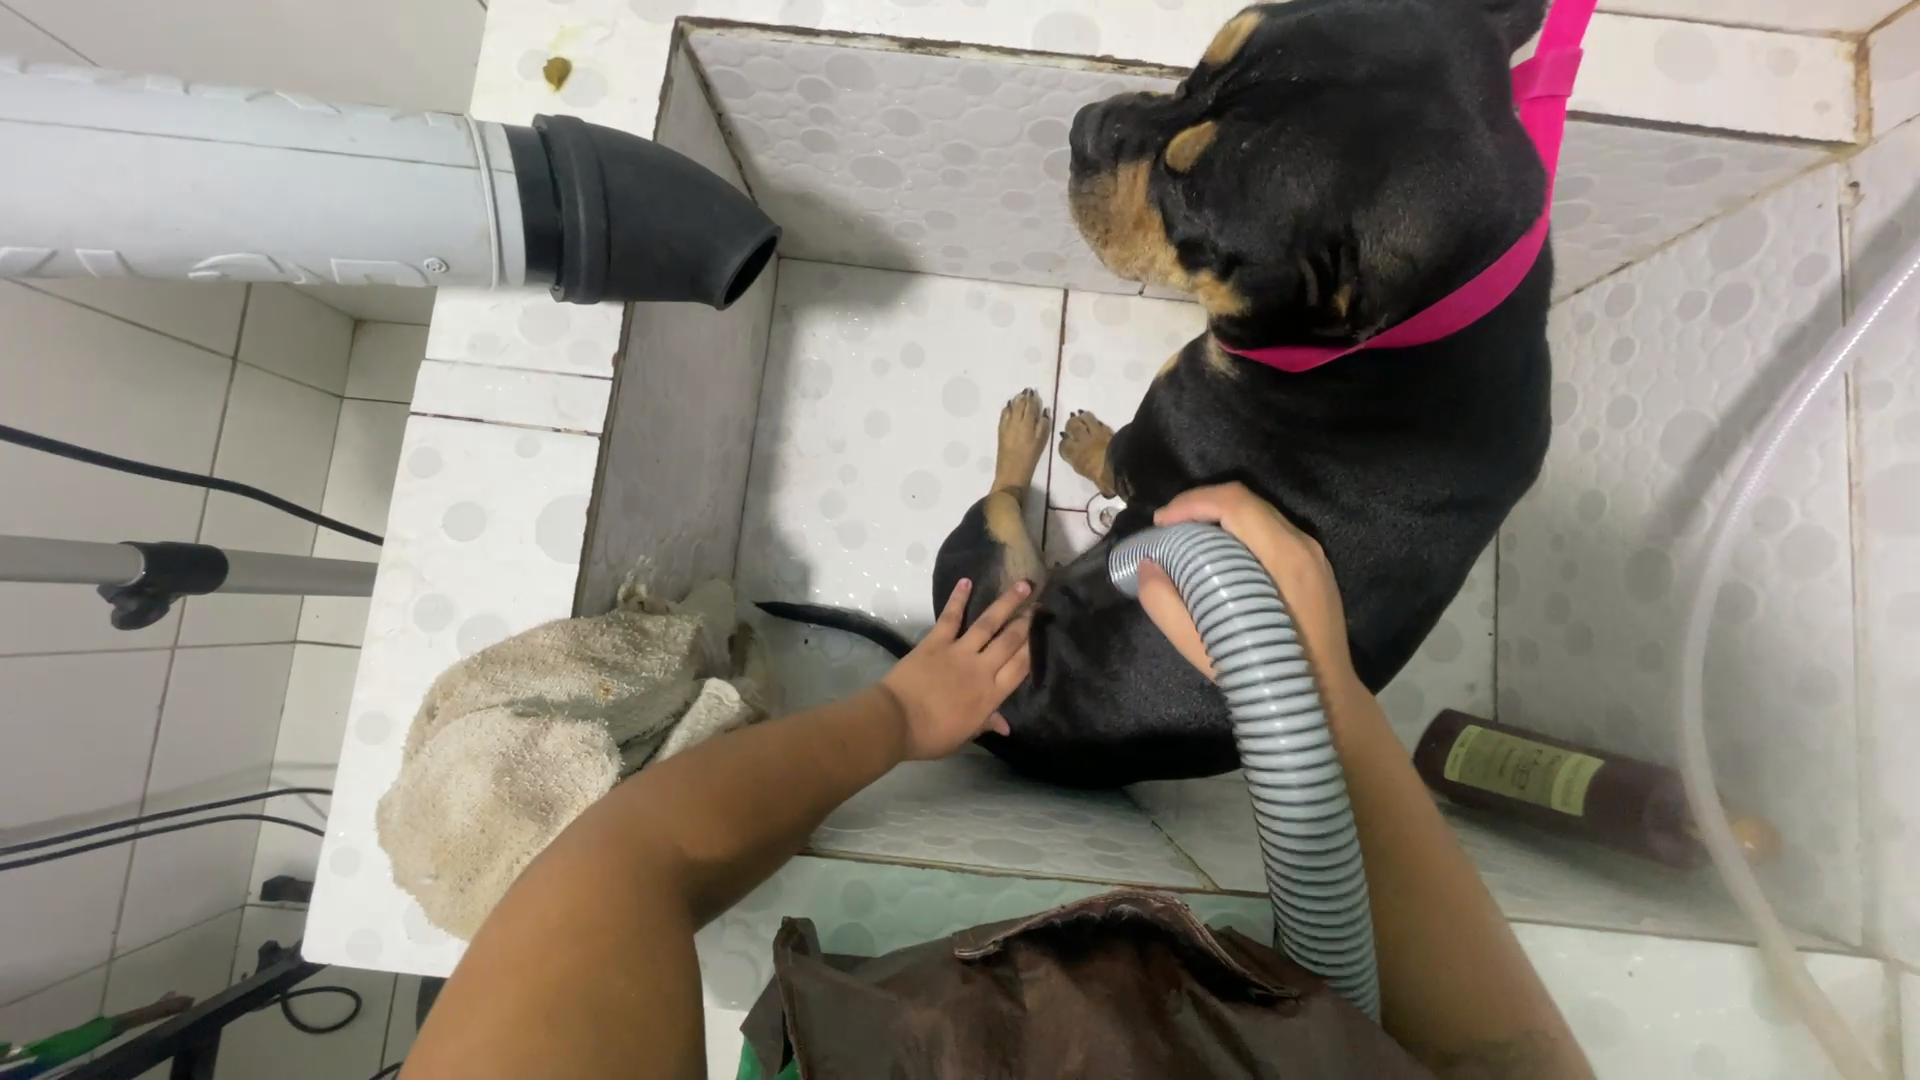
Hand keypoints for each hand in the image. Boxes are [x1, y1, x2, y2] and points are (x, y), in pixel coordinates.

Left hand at [879, 579, 1033, 759]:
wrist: (895, 721)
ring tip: (1022, 585)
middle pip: (1010, 641)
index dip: (1034, 647)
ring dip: (1006, 603)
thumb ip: (985, 723)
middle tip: (1040, 603)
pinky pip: (950, 617)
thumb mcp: (964, 735)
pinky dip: (958, 598)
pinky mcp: (936, 642)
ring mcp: (958, 652)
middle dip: (1027, 621)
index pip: (1020, 667)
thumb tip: (1006, 726)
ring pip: (988, 623)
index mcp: (990, 695)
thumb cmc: (931, 735)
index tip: (1045, 630)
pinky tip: (967, 581)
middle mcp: (980, 669)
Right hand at [1136, 483, 1355, 686]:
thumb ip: (1167, 606)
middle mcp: (1303, 546)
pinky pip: (1270, 531)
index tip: (1159, 523)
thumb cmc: (1263, 674)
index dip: (1191, 502)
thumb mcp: (1202, 648)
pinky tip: (1217, 555)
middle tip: (1166, 527)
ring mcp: (1312, 555)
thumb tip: (1147, 568)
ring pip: (1259, 513)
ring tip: (1186, 537)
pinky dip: (1237, 531)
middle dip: (1199, 505)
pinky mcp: (1313, 566)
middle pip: (1246, 501)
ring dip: (1217, 516)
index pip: (1235, 503)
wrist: (1325, 698)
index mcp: (1283, 558)